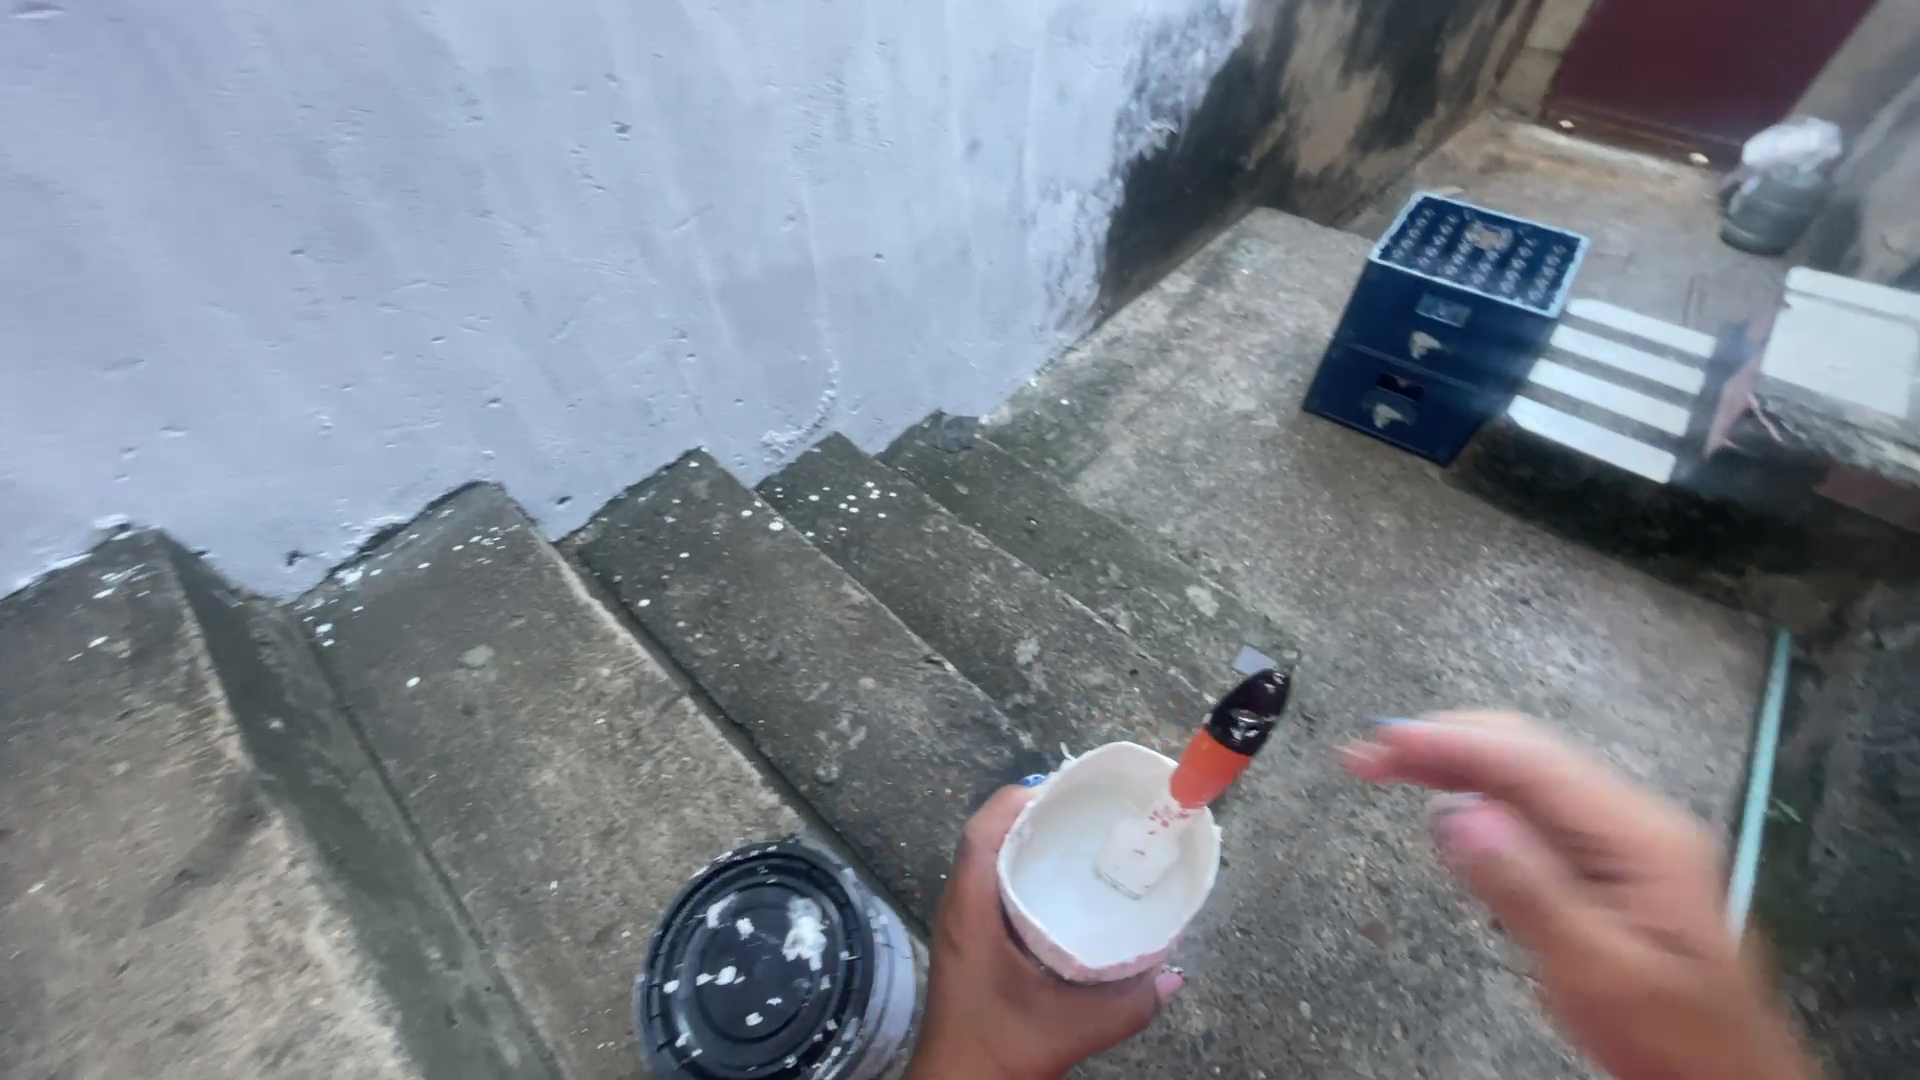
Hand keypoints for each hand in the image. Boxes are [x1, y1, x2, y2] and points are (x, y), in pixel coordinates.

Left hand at [903, 785, 1183, 1079]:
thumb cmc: (1000, 1048)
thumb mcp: (1071, 1026)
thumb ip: (1128, 1002)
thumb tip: (1175, 975)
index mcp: (970, 908)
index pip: (982, 832)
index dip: (1016, 802)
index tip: (1061, 793)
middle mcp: (957, 902)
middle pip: (985, 835)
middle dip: (1027, 813)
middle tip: (1078, 809)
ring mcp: (958, 917)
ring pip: (985, 855)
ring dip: (1021, 837)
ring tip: (1070, 832)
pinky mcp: (966, 933)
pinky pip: (988, 877)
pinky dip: (1017, 864)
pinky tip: (1052, 879)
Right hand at [1343, 711, 1821, 1079]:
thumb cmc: (1668, 1037)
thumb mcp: (1596, 973)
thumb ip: (1526, 889)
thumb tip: (1454, 813)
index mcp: (1637, 836)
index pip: (1527, 761)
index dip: (1446, 741)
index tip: (1379, 739)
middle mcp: (1627, 816)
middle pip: (1519, 747)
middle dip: (1438, 741)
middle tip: (1366, 757)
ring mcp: (1614, 831)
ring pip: (1515, 766)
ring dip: (1446, 759)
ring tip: (1382, 768)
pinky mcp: (1595, 850)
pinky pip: (1520, 797)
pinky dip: (1466, 786)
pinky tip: (1438, 798)